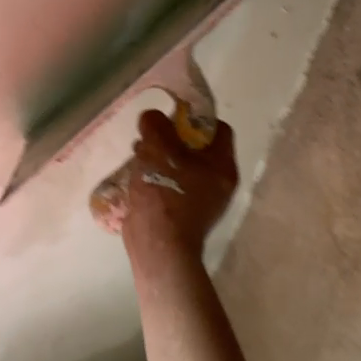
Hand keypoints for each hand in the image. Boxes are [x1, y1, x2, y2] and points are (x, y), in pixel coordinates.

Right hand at [122, 109, 238, 254]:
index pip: (218, 129)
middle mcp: (218, 181)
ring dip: (159, 154)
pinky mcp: (184, 210)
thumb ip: (156, 124)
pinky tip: (138, 174)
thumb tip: (153, 117)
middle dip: (170, 136)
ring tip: (139, 156)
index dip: (195, 117)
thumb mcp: (159, 148)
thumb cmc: (165, 192)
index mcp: (222, 166)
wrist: (158, 244)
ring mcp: (202, 198)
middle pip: (196, 145)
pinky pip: (173, 180)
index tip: (171, 116)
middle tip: (149, 136)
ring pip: (181, 162)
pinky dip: (157, 173)